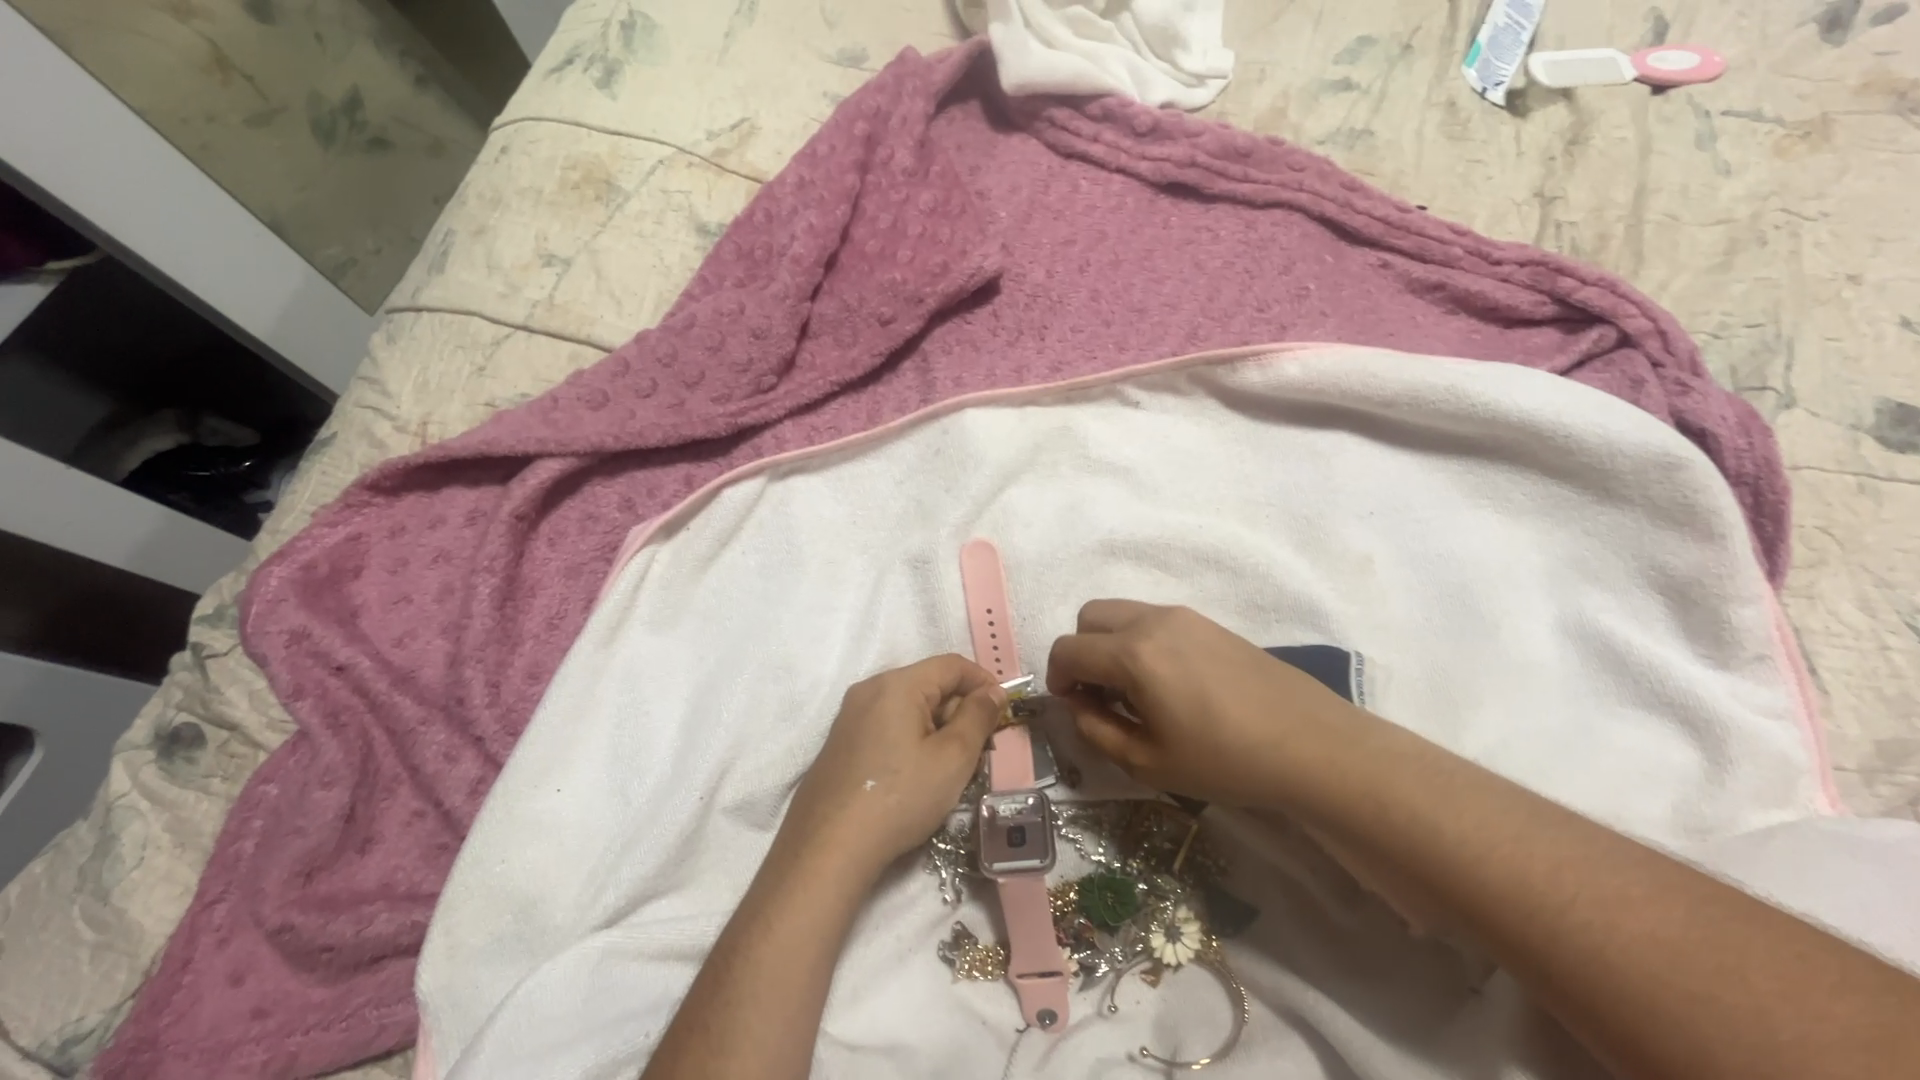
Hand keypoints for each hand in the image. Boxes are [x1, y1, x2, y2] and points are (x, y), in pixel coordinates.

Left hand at [778, 655, 1006, 879]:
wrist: (829, 847)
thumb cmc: (900, 797)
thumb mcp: (953, 758)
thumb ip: (978, 717)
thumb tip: (993, 691)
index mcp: (896, 684)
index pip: (952, 665)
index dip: (984, 683)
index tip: (1004, 714)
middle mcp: (869, 690)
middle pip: (929, 684)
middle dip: (961, 711)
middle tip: (980, 752)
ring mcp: (850, 717)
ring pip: (909, 708)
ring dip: (938, 729)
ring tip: (952, 770)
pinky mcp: (841, 743)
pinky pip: (888, 727)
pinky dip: (912, 740)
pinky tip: (918, 778)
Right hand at [1045, 600, 1358, 807]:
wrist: (1310, 745)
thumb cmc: (1223, 760)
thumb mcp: (1146, 761)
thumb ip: (1095, 730)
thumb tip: (1076, 705)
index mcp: (1132, 653)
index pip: (1067, 649)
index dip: (1057, 678)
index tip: (1072, 707)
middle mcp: (1153, 621)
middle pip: (1090, 616)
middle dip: (1081, 652)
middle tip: (1098, 695)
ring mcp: (1186, 617)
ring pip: (1123, 613)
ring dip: (1111, 644)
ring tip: (1135, 692)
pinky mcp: (1211, 623)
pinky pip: (1155, 620)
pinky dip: (1141, 641)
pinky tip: (1169, 684)